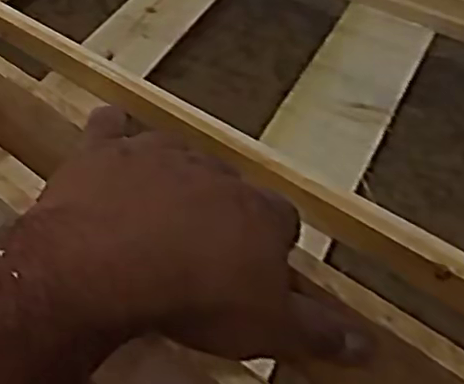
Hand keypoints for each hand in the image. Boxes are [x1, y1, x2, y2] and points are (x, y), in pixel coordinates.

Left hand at [8, 107, 372, 364]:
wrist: (103, 258)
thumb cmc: (193, 296)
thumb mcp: (272, 329)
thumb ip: (321, 331)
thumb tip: (364, 341)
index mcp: (256, 210)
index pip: (281, 216)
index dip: (273, 239)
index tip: (263, 260)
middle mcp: (204, 169)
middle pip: (223, 178)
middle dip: (221, 201)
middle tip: (209, 234)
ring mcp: (147, 152)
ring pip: (171, 149)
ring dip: (172, 167)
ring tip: (168, 195)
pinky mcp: (98, 148)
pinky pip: (107, 125)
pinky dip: (110, 125)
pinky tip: (112, 121)